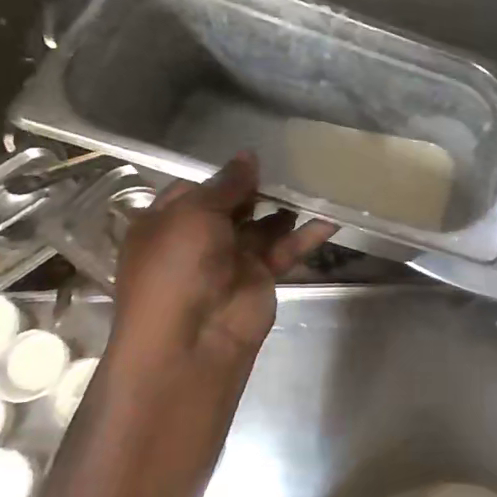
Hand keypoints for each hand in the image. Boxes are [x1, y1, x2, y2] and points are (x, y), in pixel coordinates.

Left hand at [109, 153, 337, 379]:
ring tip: (313, 182)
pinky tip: (329, 218)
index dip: (224, 174)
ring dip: (285, 207)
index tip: (256, 155)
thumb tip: (249, 156)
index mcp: (166, 221)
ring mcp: (231, 260)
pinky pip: (285, 249)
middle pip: (233, 206)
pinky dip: (306, 235)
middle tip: (291, 162)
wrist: (191, 340)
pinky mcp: (261, 277)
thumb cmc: (176, 267)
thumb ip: (226, 185)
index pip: (196, 189)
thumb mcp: (192, 213)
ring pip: (263, 225)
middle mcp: (197, 239)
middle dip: (258, 187)